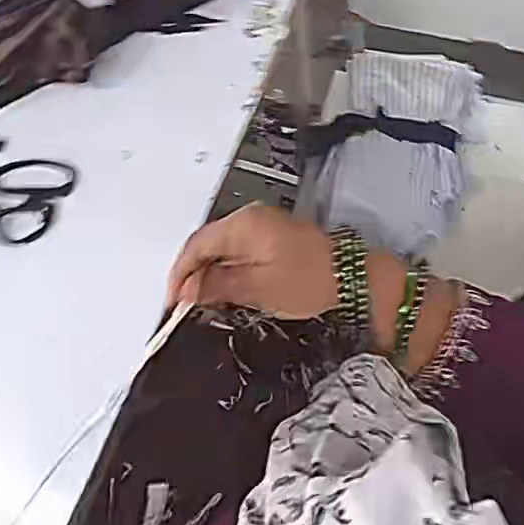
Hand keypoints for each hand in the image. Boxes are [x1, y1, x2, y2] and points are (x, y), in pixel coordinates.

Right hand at [166, 204, 341, 317]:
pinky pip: (237, 250)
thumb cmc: (310, 279)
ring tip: (204, 302)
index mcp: (244, 224)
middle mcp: (251, 218)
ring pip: (221, 248)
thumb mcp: (257, 288)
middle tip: (185, 306)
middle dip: (192, 274)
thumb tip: (187, 291)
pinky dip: (227, 269)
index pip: (196, 245)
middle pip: (207, 243)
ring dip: (209, 273)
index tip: (172, 302)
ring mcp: (262, 225)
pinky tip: (227, 290)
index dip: (179, 274)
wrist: (350, 275)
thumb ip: (218, 286)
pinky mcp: (271, 237)